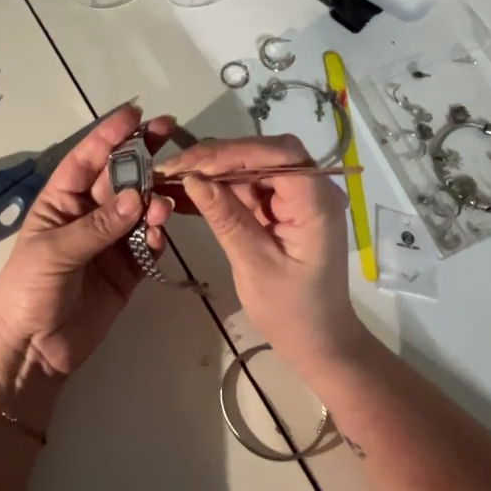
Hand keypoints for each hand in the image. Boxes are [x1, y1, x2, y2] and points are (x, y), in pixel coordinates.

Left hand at [0, 105, 175, 405]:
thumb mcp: (54, 252)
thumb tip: (137, 197)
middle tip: (171, 135)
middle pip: (119, 178)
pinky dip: (156, 237)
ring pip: (138, 209)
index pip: (87, 159)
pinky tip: (158, 235)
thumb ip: (97, 226)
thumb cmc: (27, 292)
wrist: (30, 352)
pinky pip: (147, 245)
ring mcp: (108, 242)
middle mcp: (86, 215)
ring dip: (152, 201)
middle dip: (143, 158)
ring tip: (162, 205)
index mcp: (59, 201)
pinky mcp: (126, 271)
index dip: (110, 134)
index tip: (136, 113)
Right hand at [164, 135, 368, 369]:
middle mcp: (311, 190)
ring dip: (213, 170)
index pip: (279, 155)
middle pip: (263, 154)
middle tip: (173, 168)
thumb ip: (226, 219)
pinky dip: (219, 186)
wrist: (318, 340)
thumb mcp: (254, 266)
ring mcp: (296, 197)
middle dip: (217, 157)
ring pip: (251, 166)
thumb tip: (192, 179)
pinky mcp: (281, 207)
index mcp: (317, 203)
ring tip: (172, 176)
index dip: (235, 151)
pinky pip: (248, 185)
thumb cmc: (292, 311)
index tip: (193, 163)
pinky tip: (188, 189)